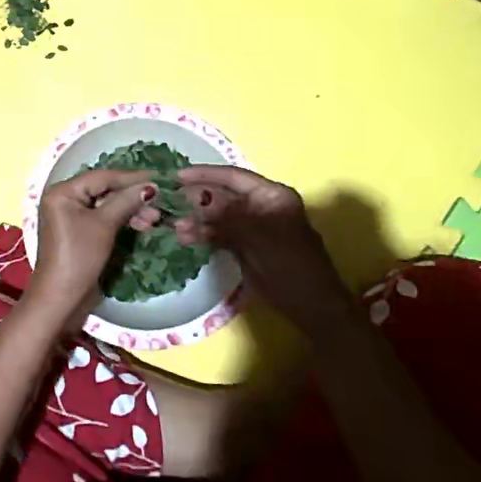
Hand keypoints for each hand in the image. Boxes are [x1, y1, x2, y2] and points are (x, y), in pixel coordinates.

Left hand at [29, 169, 160, 325]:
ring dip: (130, 210)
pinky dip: (121, 220)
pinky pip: (102, 218)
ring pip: (105, 205)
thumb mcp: (104, 225)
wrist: (61, 298)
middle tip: (159, 203)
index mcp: (63, 192)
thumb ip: (126, 201)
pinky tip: (142, 225)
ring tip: (154, 219)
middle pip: (104, 190)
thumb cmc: (79, 257)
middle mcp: (64, 199)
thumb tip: (151, 186)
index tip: (158, 178)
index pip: (102, 177)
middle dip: (132, 196)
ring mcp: (70, 216)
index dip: (131, 178)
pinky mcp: (79, 231)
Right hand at [172, 165, 352, 332]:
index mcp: (271, 196)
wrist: (312, 306)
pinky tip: (185, 237)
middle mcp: (262, 206)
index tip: (176, 176)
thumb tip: (195, 200)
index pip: (233, 177)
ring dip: (197, 220)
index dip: (204, 175)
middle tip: (168, 202)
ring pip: (219, 216)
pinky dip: (205, 235)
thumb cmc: (291, 266)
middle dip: (196, 199)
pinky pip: (222, 234)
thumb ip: (226, 216)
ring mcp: (254, 227)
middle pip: (224, 195)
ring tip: (173, 226)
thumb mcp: (258, 237)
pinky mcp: (247, 246)